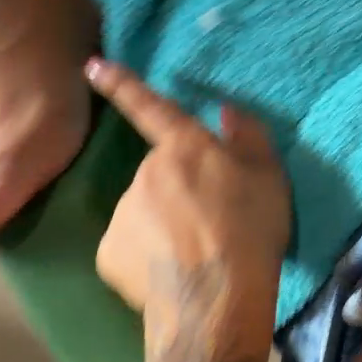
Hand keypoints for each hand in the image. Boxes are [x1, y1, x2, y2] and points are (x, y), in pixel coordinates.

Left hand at [86, 59, 289, 361]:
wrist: (216, 297)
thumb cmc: (251, 223)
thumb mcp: (268, 171)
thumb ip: (246, 134)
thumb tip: (224, 110)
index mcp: (187, 146)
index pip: (152, 107)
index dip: (123, 84)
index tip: (93, 65)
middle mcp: (147, 172)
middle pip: (162, 169)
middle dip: (180, 184)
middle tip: (214, 211)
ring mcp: (123, 211)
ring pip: (146, 205)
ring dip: (165, 217)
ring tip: (197, 243)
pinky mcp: (108, 251)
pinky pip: (130, 240)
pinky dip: (149, 247)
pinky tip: (172, 263)